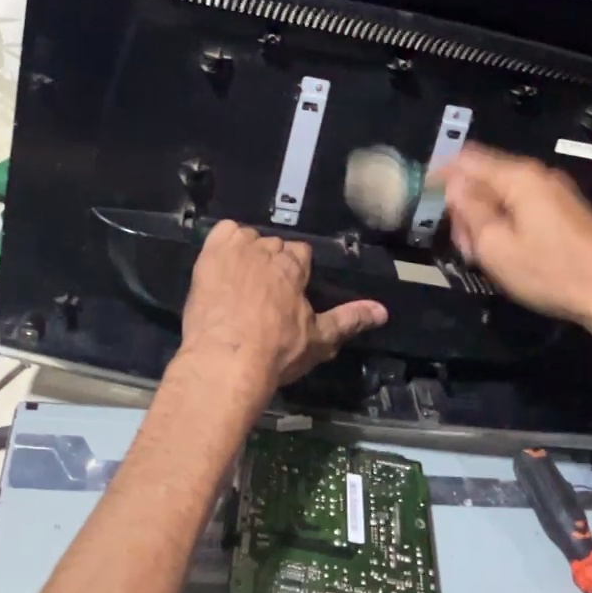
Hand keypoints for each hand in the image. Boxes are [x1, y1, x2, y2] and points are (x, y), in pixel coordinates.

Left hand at [175, 221, 387, 400]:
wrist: (226, 360)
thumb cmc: (276, 352)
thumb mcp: (320, 339)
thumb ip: (350, 319)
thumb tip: (382, 311)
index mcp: (293, 265)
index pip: (301, 252)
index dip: (296, 271)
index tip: (290, 290)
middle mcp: (267, 249)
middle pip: (274, 245)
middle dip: (272, 263)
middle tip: (265, 293)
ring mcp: (236, 250)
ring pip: (247, 238)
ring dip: (247, 253)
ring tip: (242, 282)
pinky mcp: (208, 256)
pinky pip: (220, 232)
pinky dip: (223, 242)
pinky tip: (223, 263)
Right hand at [436, 144, 591, 331]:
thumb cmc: (551, 273)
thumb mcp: (496, 247)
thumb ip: (469, 211)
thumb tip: (453, 186)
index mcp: (519, 178)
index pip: (467, 158)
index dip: (441, 172)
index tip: (423, 194)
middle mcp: (539, 176)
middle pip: (486, 176)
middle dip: (464, 204)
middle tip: (460, 243)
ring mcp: (556, 193)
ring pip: (504, 194)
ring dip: (484, 217)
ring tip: (480, 253)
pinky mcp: (567, 212)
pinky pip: (523, 206)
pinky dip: (505, 222)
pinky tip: (505, 251)